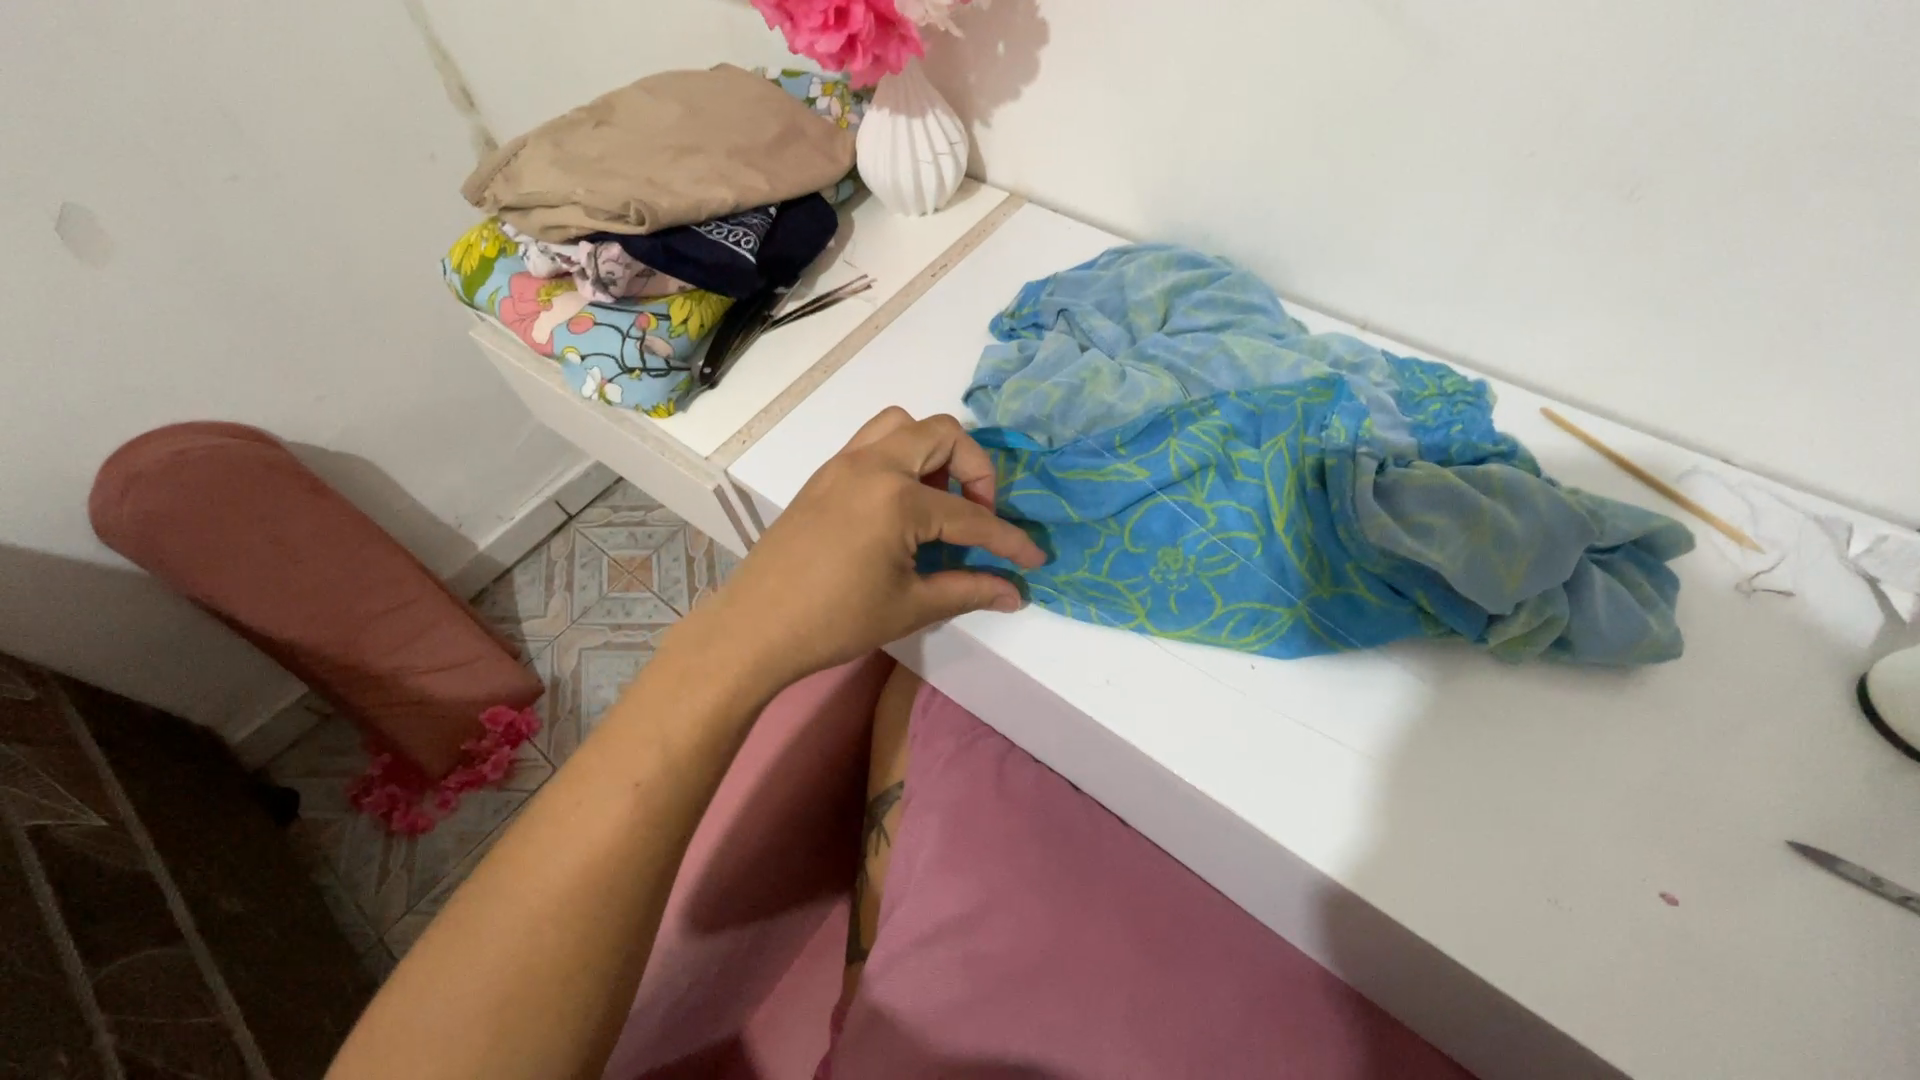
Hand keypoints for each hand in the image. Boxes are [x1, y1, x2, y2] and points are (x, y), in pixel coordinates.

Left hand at [690, 408, 1045, 687]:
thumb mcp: (910, 607)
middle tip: (976, 515)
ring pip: (902, 425)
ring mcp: (842, 464)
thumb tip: (1015, 593)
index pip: (970, 516)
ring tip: (937, 501)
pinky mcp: (824, 475)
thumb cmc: (835, 621)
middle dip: (975, 471)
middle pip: (943, 435)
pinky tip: (901, 507)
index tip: (1034, 560)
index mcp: (897, 498)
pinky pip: (872, 442)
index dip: (1008, 541)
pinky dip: (900, 457)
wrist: (755, 628)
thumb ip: (969, 590)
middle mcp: (872, 464)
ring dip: (933, 453)